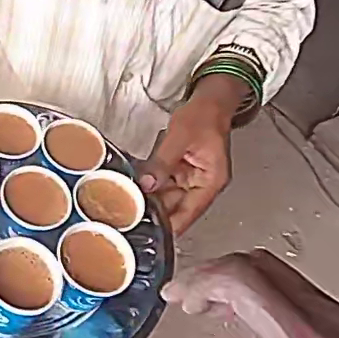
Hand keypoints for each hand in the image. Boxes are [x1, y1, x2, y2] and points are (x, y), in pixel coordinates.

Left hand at [139, 76, 242, 236]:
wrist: (209, 100)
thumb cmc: (204, 116)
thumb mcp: (179, 138)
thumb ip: (162, 163)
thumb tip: (147, 184)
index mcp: (211, 182)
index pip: (189, 213)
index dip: (171, 226)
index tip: (152, 237)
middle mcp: (202, 184)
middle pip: (176, 208)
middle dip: (154, 213)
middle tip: (130, 218)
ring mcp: (190, 179)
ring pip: (167, 197)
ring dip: (149, 200)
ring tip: (127, 205)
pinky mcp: (179, 171)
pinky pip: (163, 184)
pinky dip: (149, 185)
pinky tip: (133, 188)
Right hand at [158, 250, 338, 337]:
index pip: (241, 280)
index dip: (199, 281)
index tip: (175, 299)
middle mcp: (327, 320)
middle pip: (257, 263)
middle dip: (212, 273)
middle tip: (185, 298)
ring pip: (276, 270)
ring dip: (234, 279)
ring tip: (205, 306)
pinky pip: (294, 288)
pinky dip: (258, 290)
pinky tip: (242, 315)